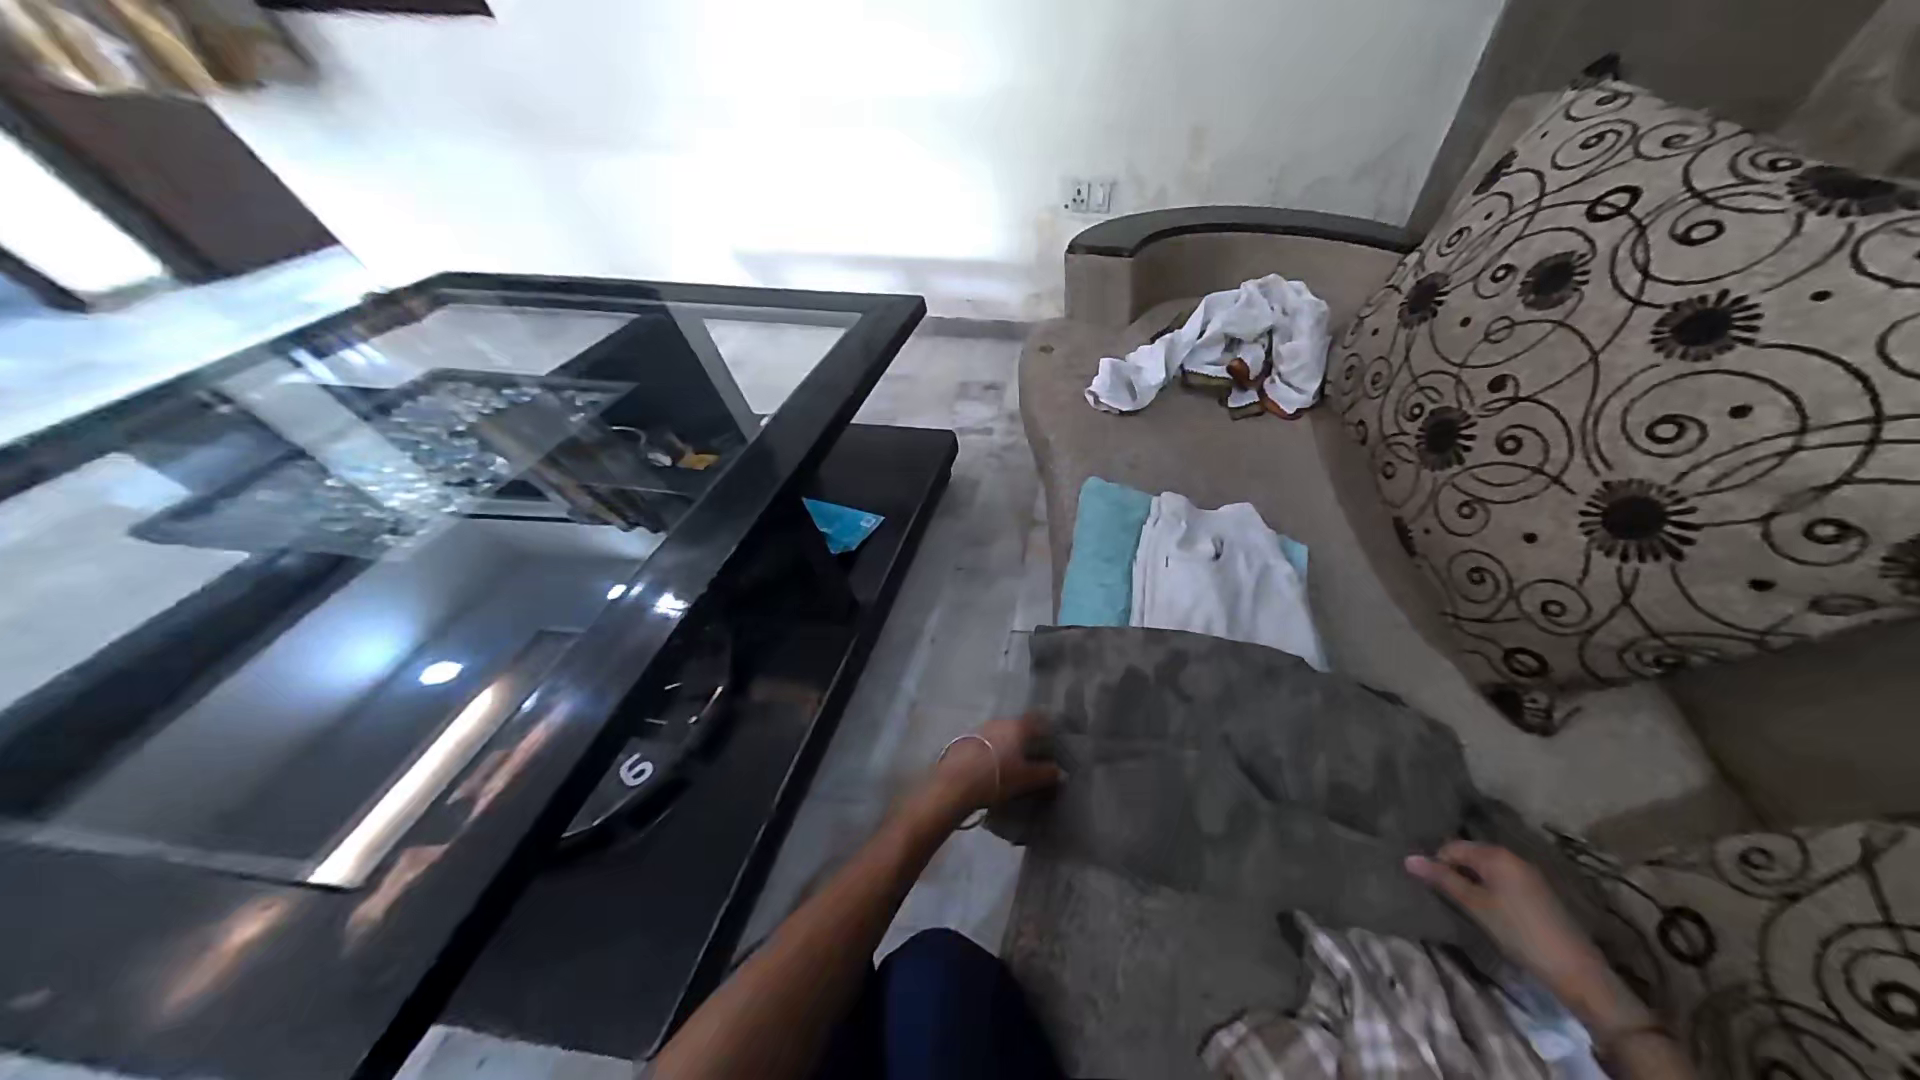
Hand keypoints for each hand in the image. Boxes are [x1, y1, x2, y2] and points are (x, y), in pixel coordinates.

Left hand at [924, 713, 1064, 816]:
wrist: (955, 782)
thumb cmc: (997, 777)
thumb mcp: (1026, 779)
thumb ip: (1046, 773)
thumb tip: (1061, 772)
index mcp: (1017, 726)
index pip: (1037, 719)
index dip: (1045, 727)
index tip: (1050, 737)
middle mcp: (999, 721)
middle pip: (1018, 725)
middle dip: (1025, 737)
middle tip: (1032, 752)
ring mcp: (980, 728)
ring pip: (999, 732)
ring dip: (1006, 742)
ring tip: (1010, 760)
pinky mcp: (964, 739)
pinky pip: (985, 740)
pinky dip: (991, 748)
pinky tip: (990, 763)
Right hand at [1406, 842, 1617, 1010]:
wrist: (1575, 970)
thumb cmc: (1517, 932)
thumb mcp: (1474, 905)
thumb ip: (1442, 879)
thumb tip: (1408, 858)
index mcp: (1496, 855)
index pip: (1452, 847)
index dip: (1437, 863)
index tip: (1432, 886)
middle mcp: (1513, 857)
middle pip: (1471, 854)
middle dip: (1454, 870)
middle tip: (1445, 894)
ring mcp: (1529, 874)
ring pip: (1487, 868)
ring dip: (1472, 880)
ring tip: (1463, 902)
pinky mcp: (1538, 892)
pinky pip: (1503, 879)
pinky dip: (1489, 888)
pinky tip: (1488, 909)